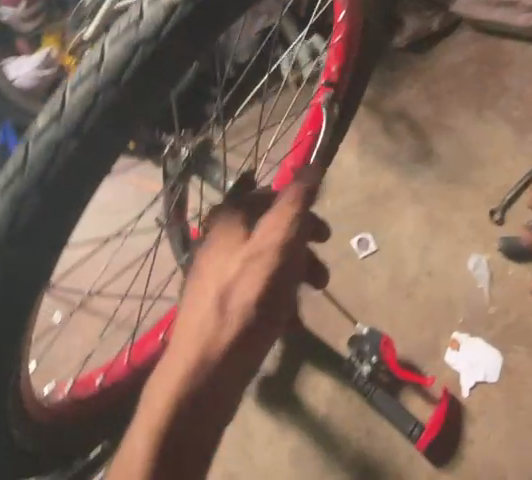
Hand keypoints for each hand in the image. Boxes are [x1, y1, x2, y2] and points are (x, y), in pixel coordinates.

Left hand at [113, 171, 329, 479]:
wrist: (206, 367)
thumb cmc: (248, 298)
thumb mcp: (280, 241)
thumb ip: (297, 201)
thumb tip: (313, 164)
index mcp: (231, 215)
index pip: (272, 194)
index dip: (302, 209)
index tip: (325, 235)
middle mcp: (220, 236)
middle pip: (271, 229)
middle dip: (302, 249)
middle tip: (322, 274)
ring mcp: (217, 271)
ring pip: (266, 261)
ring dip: (293, 276)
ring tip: (308, 300)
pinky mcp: (218, 303)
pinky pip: (255, 290)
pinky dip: (276, 299)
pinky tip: (289, 322)